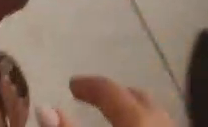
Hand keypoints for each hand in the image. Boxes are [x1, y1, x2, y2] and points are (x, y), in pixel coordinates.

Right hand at [41, 76, 175, 126]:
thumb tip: (43, 108)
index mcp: (137, 117)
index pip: (109, 89)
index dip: (88, 85)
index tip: (72, 86)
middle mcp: (161, 120)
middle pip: (139, 98)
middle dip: (117, 95)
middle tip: (96, 99)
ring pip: (156, 114)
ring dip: (135, 111)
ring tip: (117, 118)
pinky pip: (164, 126)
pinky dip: (148, 124)